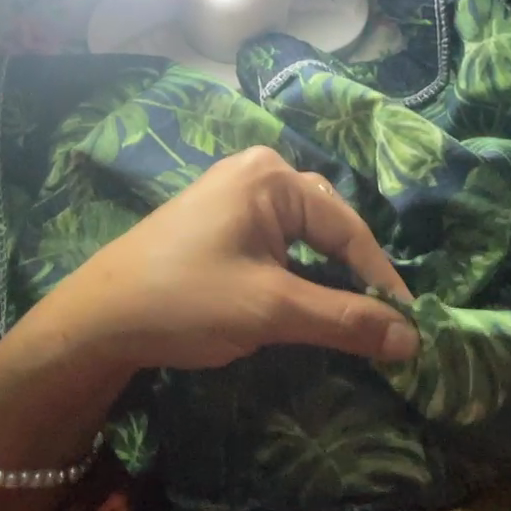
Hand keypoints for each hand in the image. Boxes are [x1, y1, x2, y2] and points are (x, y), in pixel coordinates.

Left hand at [36, 146, 417, 369]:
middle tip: (384, 323)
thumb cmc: (186, 301)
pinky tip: (308, 298)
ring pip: (303, 232)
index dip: (381, 278)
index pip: (347, 227)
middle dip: (355, 272)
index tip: (413, 326)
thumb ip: (344, 320)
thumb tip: (413, 338)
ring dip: (328, 273)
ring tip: (354, 314)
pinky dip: (299, 269)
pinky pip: (277, 238)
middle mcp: (257, 171)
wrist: (97, 319)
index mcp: (271, 176)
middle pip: (327, 223)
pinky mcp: (220, 218)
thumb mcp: (271, 309)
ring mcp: (235, 192)